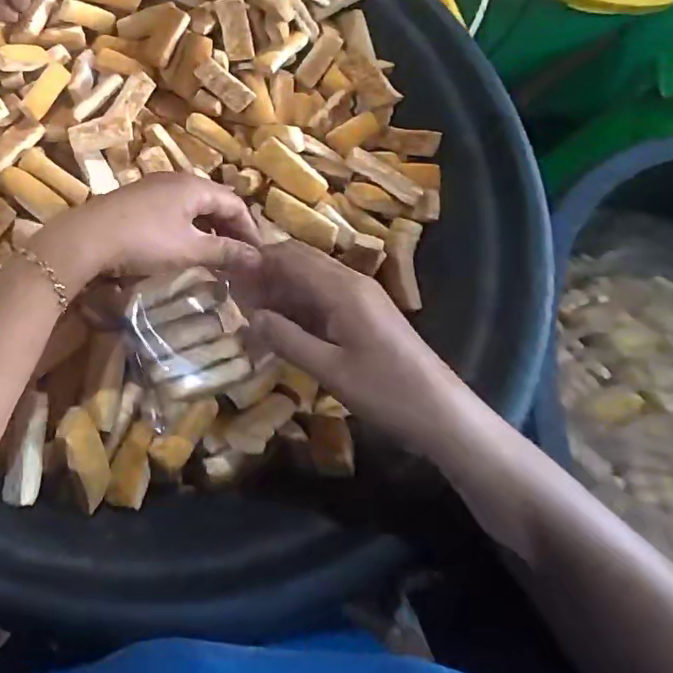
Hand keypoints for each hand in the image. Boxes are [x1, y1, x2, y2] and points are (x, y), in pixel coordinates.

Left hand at [35, 173, 261, 287]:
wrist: (86, 237)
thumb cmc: (144, 241)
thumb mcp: (189, 249)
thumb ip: (224, 252)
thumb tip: (257, 258)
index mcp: (194, 186)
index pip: (235, 202)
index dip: (250, 229)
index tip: (258, 256)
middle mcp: (174, 179)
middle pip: (212, 201)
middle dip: (229, 228)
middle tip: (238, 257)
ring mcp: (151, 188)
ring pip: (190, 206)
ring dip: (206, 229)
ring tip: (213, 256)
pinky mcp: (133, 200)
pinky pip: (170, 211)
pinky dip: (185, 228)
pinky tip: (181, 248)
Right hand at [236, 241, 473, 455]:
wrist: (446, 416)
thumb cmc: (388, 393)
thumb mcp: (330, 370)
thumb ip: (287, 339)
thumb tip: (251, 315)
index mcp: (342, 288)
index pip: (289, 255)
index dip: (256, 261)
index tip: (226, 277)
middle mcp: (351, 282)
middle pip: (299, 260)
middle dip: (265, 273)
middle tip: (235, 296)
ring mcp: (361, 296)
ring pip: (310, 277)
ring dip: (280, 288)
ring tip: (251, 312)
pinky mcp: (366, 313)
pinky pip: (323, 294)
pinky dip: (298, 303)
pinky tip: (282, 325)